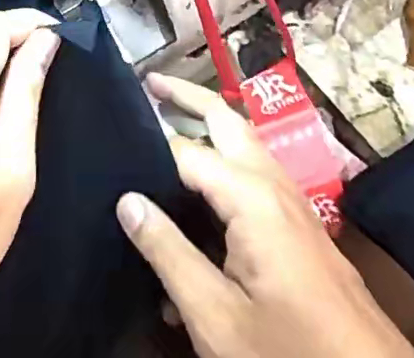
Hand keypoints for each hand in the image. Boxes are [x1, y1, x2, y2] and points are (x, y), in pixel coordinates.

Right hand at [117, 74, 413, 357]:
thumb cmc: (290, 353)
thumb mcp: (216, 316)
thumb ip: (168, 253)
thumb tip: (127, 200)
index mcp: (251, 196)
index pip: (185, 151)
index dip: (148, 144)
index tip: (114, 137)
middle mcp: (274, 185)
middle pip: (226, 119)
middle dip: (187, 95)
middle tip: (148, 83)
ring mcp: (293, 204)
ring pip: (243, 143)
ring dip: (207, 123)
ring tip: (168, 117)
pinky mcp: (299, 226)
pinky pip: (254, 177)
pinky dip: (223, 164)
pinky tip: (198, 193)